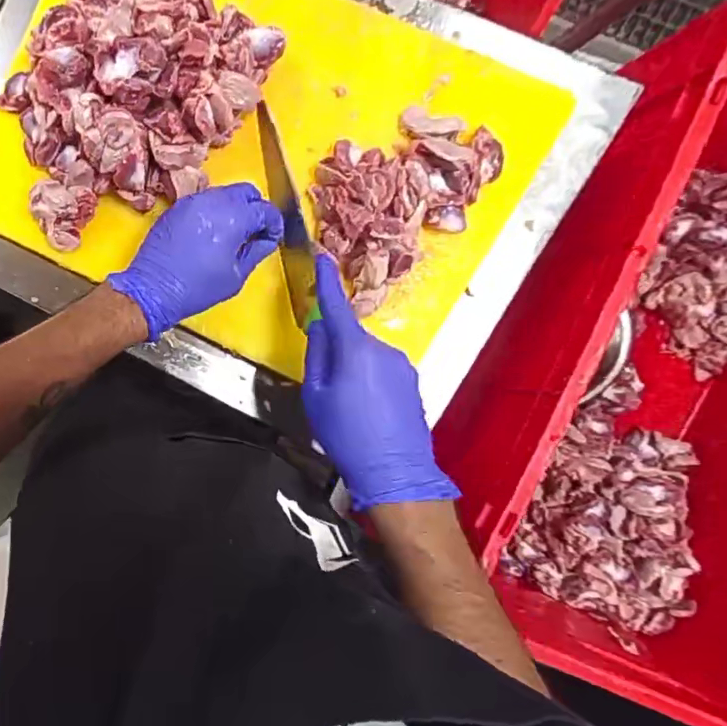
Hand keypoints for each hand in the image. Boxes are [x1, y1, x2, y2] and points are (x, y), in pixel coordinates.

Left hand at [106, 183, 284, 337]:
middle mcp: (214, 201)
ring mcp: (192, 201)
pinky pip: (202, 201)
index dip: (273, 224)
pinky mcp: (175, 208)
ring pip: (223, 194)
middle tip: (253, 232)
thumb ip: (255, 252)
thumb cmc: (196, 288)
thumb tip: (266, 240)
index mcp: (234, 217)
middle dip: (255, 209)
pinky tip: (209, 233)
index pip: (265, 209)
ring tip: (230, 234)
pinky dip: (212, 211)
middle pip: (245, 192)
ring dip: (233, 208)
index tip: (271, 238)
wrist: (152, 290)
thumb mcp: (235, 277)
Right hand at [302, 253, 458, 509]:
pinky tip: (360, 410)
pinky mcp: (410, 381)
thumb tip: (320, 327)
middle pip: (349, 336)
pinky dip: (365, 380)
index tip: (321, 256)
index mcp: (354, 349)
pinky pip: (379, 370)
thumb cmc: (344, 433)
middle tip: (320, 383)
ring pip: (364, 355)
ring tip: (342, 406)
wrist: (394, 469)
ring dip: (350, 368)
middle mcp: (382, 349)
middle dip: (333, 348)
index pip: (336, 306)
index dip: (325, 281)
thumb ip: (316, 356)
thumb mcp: (315, 395)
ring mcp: (401, 364)